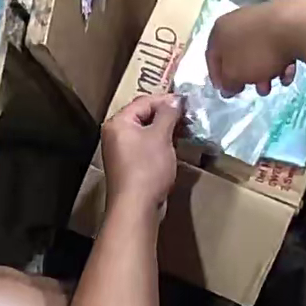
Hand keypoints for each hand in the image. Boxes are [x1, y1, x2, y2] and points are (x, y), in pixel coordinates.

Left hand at [102, 93, 181, 208]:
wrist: (136, 206)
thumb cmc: (147, 167)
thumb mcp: (161, 136)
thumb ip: (168, 114)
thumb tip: (176, 99)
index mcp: (118, 123)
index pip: (144, 101)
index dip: (166, 100)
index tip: (188, 103)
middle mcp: (116, 134)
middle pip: (143, 116)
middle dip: (167, 115)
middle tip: (189, 116)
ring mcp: (121, 151)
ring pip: (146, 132)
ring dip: (165, 130)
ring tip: (186, 130)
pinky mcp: (130, 166)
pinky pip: (146, 147)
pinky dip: (160, 144)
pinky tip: (175, 146)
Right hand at [206, 0, 303, 96]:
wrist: (295, 26)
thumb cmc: (257, 52)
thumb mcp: (235, 74)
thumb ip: (228, 83)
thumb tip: (227, 88)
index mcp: (220, 30)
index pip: (212, 56)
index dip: (217, 77)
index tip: (226, 92)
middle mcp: (238, 21)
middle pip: (238, 54)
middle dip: (246, 76)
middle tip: (253, 90)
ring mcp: (261, 19)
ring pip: (258, 52)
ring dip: (264, 72)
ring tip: (272, 86)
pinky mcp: (283, 21)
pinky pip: (277, 46)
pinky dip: (280, 61)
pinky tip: (288, 73)